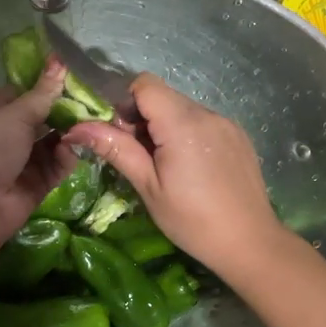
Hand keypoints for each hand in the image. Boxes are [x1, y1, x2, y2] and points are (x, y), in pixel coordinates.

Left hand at [0, 60, 77, 244]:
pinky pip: (55, 166)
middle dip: (63, 111)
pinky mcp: (34, 184)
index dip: (45, 85)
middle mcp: (4, 136)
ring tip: (86, 126)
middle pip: (40, 118)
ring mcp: (19, 161)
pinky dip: (65, 158)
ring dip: (67, 135)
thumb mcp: (14, 115)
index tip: (74, 76)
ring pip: (51, 142)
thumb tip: (59, 60)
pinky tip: (71, 151)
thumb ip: (42, 93)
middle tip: (92, 102)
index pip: (21, 93)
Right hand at [63, 74, 289, 276]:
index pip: (145, 84)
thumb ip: (116, 149)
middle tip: (141, 159)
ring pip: (183, 110)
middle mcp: (207, 113)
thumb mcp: (147, 186)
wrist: (249, 241)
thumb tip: (76, 128)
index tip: (123, 136)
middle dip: (143, 119)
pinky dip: (188, 136)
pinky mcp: (238, 136)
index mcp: (182, 123)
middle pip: (163, 96)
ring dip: (165, 128)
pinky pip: (203, 123)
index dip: (126, 103)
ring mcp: (226, 123)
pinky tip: (192, 171)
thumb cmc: (191, 219)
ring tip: (168, 168)